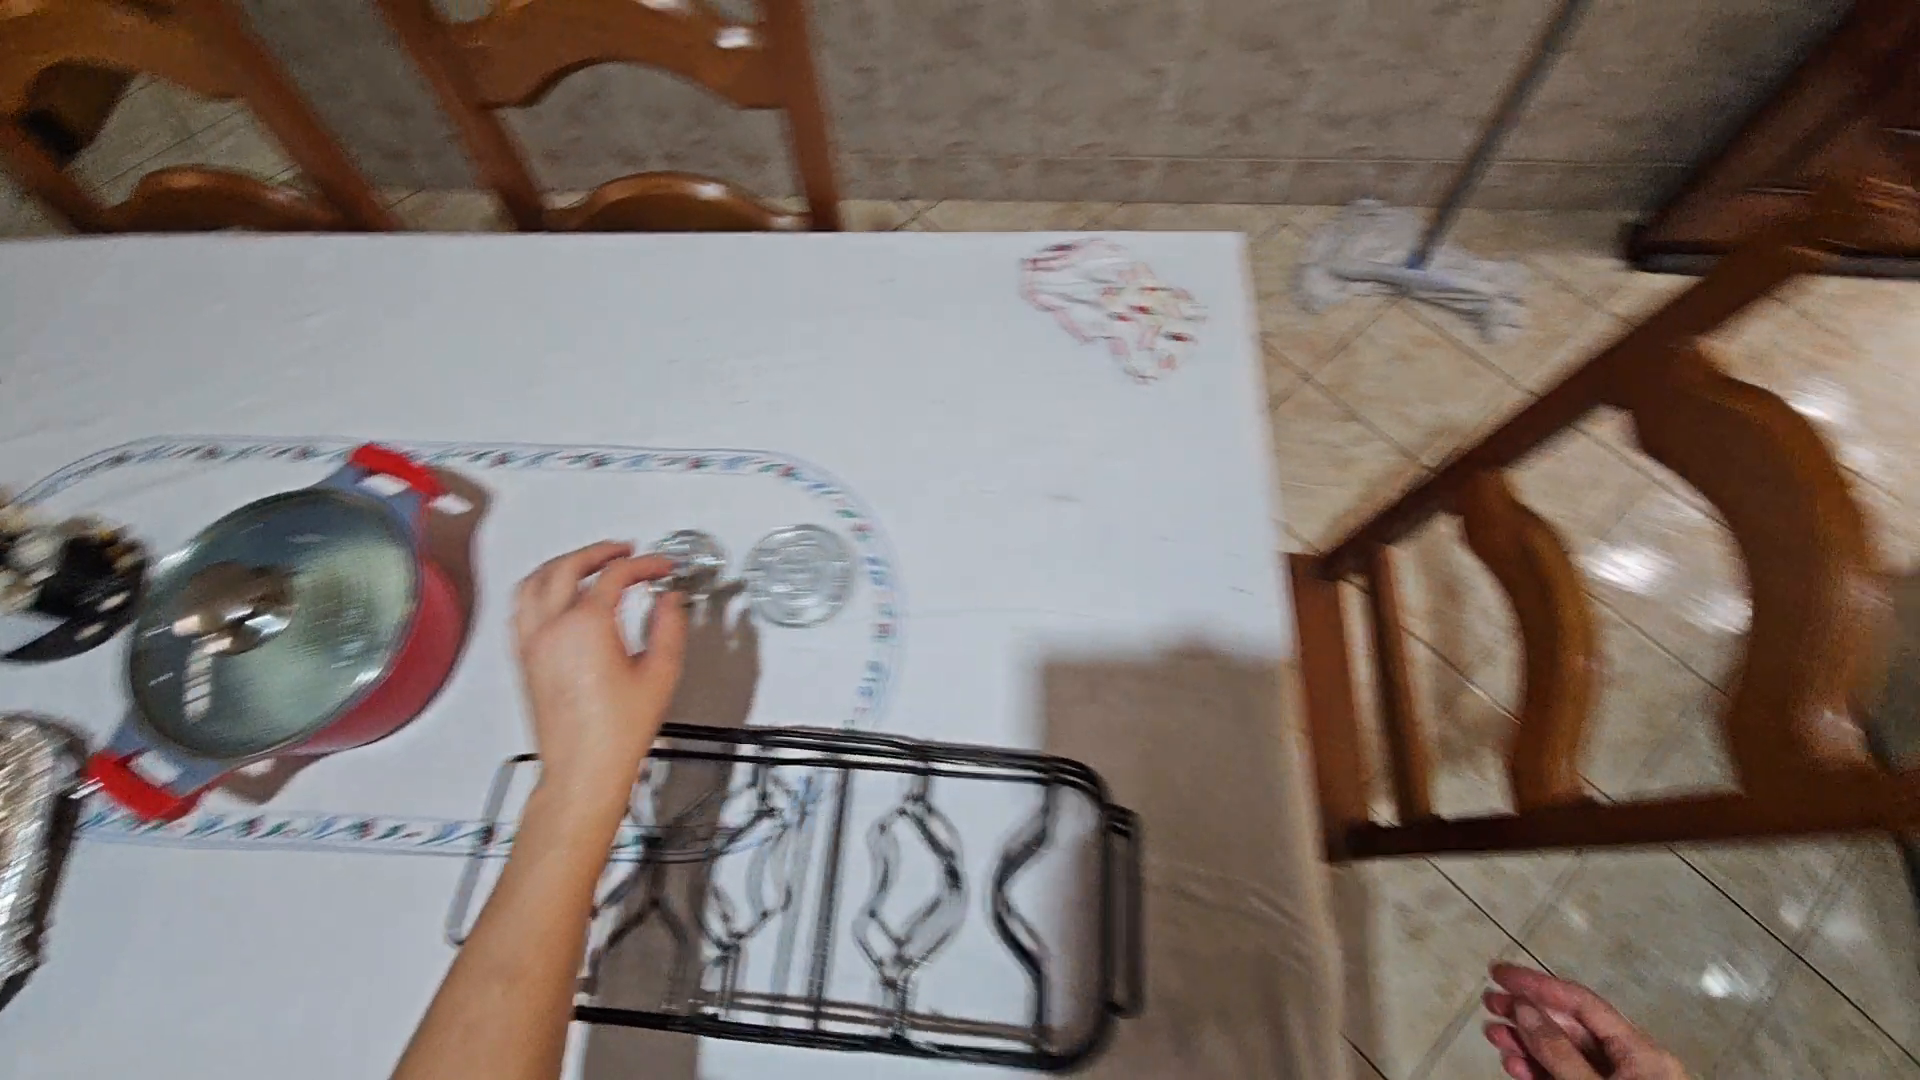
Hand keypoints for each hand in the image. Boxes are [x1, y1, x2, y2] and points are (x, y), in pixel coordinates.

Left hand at [512, 541, 688, 818]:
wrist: (584, 768)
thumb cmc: (617, 731)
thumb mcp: (661, 673)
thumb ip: (668, 627)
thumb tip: (669, 600)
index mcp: (586, 627)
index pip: (615, 576)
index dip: (644, 565)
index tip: (662, 567)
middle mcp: (551, 629)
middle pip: (567, 567)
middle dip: (599, 552)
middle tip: (625, 551)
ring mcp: (531, 643)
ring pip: (535, 581)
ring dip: (563, 564)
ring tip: (588, 562)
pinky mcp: (524, 659)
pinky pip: (522, 607)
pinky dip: (540, 588)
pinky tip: (557, 594)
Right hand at [1482, 963, 1687, 1079]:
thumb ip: (1558, 1050)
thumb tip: (1523, 1007)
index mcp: (1643, 1054)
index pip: (1582, 1002)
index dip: (1537, 984)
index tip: (1497, 974)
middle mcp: (1634, 1065)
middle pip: (1571, 1025)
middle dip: (1526, 1014)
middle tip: (1489, 1005)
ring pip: (1564, 1051)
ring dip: (1525, 1042)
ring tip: (1494, 1037)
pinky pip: (1567, 1077)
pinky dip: (1538, 1069)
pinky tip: (1515, 1067)